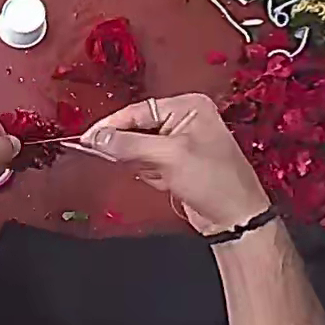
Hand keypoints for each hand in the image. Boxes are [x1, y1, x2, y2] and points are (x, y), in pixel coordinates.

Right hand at [84, 93, 271, 234]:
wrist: (236, 218)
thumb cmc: (213, 180)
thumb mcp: (168, 157)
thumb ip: (129, 144)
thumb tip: (97, 138)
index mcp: (189, 106)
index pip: (139, 110)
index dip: (112, 125)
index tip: (88, 138)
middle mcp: (186, 118)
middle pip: (138, 127)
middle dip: (128, 146)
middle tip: (107, 157)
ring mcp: (182, 141)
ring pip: (141, 146)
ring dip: (139, 162)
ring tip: (155, 174)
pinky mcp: (178, 162)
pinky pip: (149, 161)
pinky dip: (148, 172)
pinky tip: (163, 182)